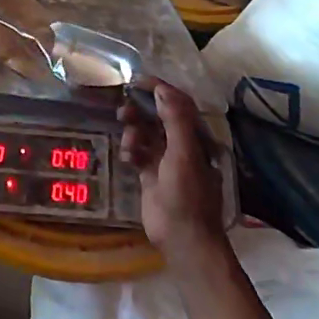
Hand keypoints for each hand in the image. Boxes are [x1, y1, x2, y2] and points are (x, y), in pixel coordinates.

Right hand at [120, 79, 225, 259]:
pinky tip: (128, 157)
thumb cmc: (187, 195)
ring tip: (128, 139)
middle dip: (141, 110)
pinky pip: (138, 152)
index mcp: (196, 137)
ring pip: (146, 133)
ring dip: (134, 131)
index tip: (136, 81)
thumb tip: (162, 90)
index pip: (178, 104)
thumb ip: (175, 120)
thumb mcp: (184, 154)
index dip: (159, 89)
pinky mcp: (151, 175)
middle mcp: (182, 145)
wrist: (182, 238)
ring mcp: (166, 160)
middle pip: (159, 116)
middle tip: (122, 109)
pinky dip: (131, 150)